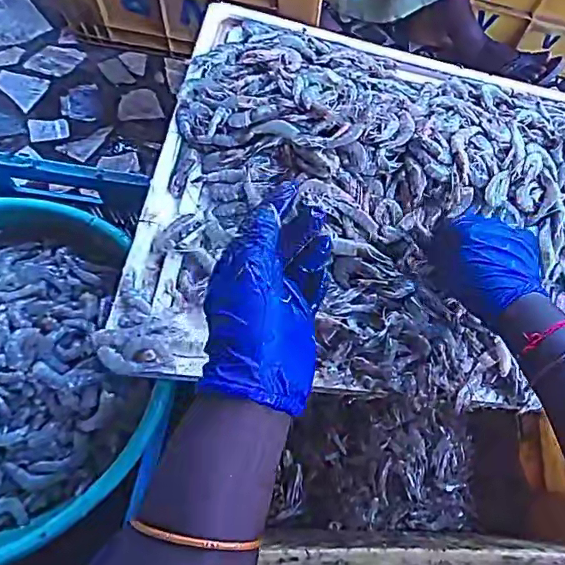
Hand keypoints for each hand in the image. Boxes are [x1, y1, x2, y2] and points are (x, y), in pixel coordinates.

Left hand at [197, 185, 330, 416]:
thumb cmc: (248, 325)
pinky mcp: (298, 313)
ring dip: (310, 243)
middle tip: (317, 209)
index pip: (259, 228)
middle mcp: (258, 278)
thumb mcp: (249, 273)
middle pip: (280, 242)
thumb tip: (268, 213)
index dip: (276, 206)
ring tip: (324, 229)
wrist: (262, 376)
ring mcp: (279, 296)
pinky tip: (324, 257)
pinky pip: (310, 284)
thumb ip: (260, 240)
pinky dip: (318, 269)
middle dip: (297, 224)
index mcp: (240, 266)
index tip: (293, 188)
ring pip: (298, 260)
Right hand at [429, 213, 546, 326]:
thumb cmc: (478, 291)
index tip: (442, 253)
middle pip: (470, 227)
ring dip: (486, 243)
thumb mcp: (447, 277)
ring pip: (491, 232)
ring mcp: (506, 230)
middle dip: (466, 241)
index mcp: (461, 228)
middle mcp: (484, 223)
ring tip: (486, 264)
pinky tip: (503, 264)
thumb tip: (438, 253)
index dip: (443, 242)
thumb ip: (440, 258)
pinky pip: (510, 239)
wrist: (513, 301)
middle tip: (464, 260)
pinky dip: (505, 249)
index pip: (446, 228)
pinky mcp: (525, 239)